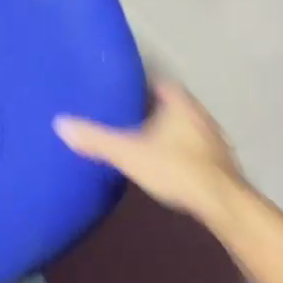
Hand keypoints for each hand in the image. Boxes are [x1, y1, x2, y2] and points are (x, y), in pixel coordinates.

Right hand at [54, 80, 243, 218]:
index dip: (144, 82)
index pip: (161, 81)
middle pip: (175, 103)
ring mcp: (214, 138)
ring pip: (188, 125)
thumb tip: (61, 123)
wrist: (220, 201)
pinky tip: (171, 163)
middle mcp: (201, 114)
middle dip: (156, 107)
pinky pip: (197, 146)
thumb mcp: (128, 154)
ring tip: (148, 139)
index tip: (127, 87)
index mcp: (180, 103)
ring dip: (172, 129)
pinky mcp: (221, 161)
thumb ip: (96, 139)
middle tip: (132, 114)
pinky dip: (183, 149)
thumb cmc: (174, 168)